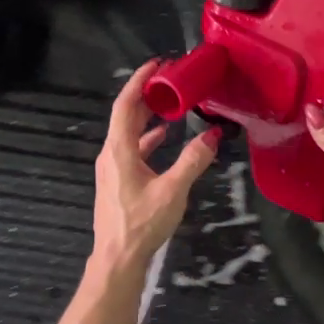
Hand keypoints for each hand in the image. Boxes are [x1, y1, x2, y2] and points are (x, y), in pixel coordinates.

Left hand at [92, 60, 221, 275]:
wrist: (118, 258)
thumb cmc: (142, 224)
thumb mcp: (173, 190)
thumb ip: (193, 161)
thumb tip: (213, 135)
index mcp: (119, 150)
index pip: (125, 105)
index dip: (139, 81)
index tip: (156, 64)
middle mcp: (111, 154)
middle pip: (125, 115)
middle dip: (146, 95)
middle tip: (169, 79)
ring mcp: (112, 168)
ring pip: (128, 133)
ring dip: (147, 117)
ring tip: (170, 104)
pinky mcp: (117, 181)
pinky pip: (131, 149)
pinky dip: (147, 139)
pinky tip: (163, 139)